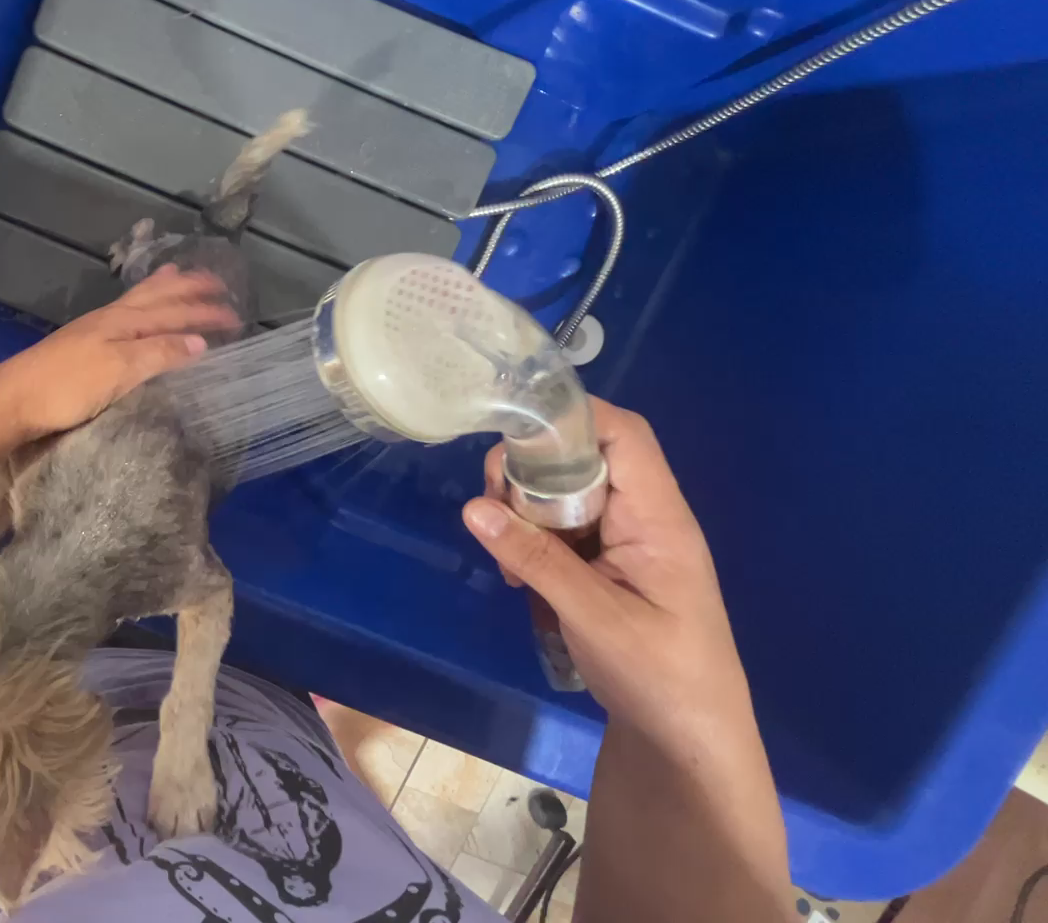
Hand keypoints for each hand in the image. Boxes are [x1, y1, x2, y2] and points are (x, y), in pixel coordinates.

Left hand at [0, 266, 239, 439]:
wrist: (12, 400)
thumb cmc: (67, 387)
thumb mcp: (120, 371)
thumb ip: (159, 353)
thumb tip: (201, 342)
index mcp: (124, 322)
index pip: (175, 311)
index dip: (206, 312)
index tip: (238, 316)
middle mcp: (111, 318)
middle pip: (157, 296)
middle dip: (189, 289)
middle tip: (217, 282)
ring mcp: (94, 329)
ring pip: (138, 300)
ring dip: (163, 289)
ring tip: (177, 275)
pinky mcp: (82, 344)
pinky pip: (124, 313)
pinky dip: (141, 305)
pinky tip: (136, 313)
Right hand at [461, 399, 755, 750]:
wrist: (686, 741)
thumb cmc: (660, 676)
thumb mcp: (594, 616)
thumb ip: (536, 558)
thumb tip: (472, 507)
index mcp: (657, 517)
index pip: (623, 435)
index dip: (571, 416)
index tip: (512, 432)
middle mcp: (640, 516)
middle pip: (579, 457)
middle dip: (528, 473)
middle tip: (495, 511)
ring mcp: (620, 539)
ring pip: (559, 493)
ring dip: (522, 513)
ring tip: (507, 559)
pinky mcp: (601, 563)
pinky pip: (556, 528)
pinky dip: (527, 540)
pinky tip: (518, 576)